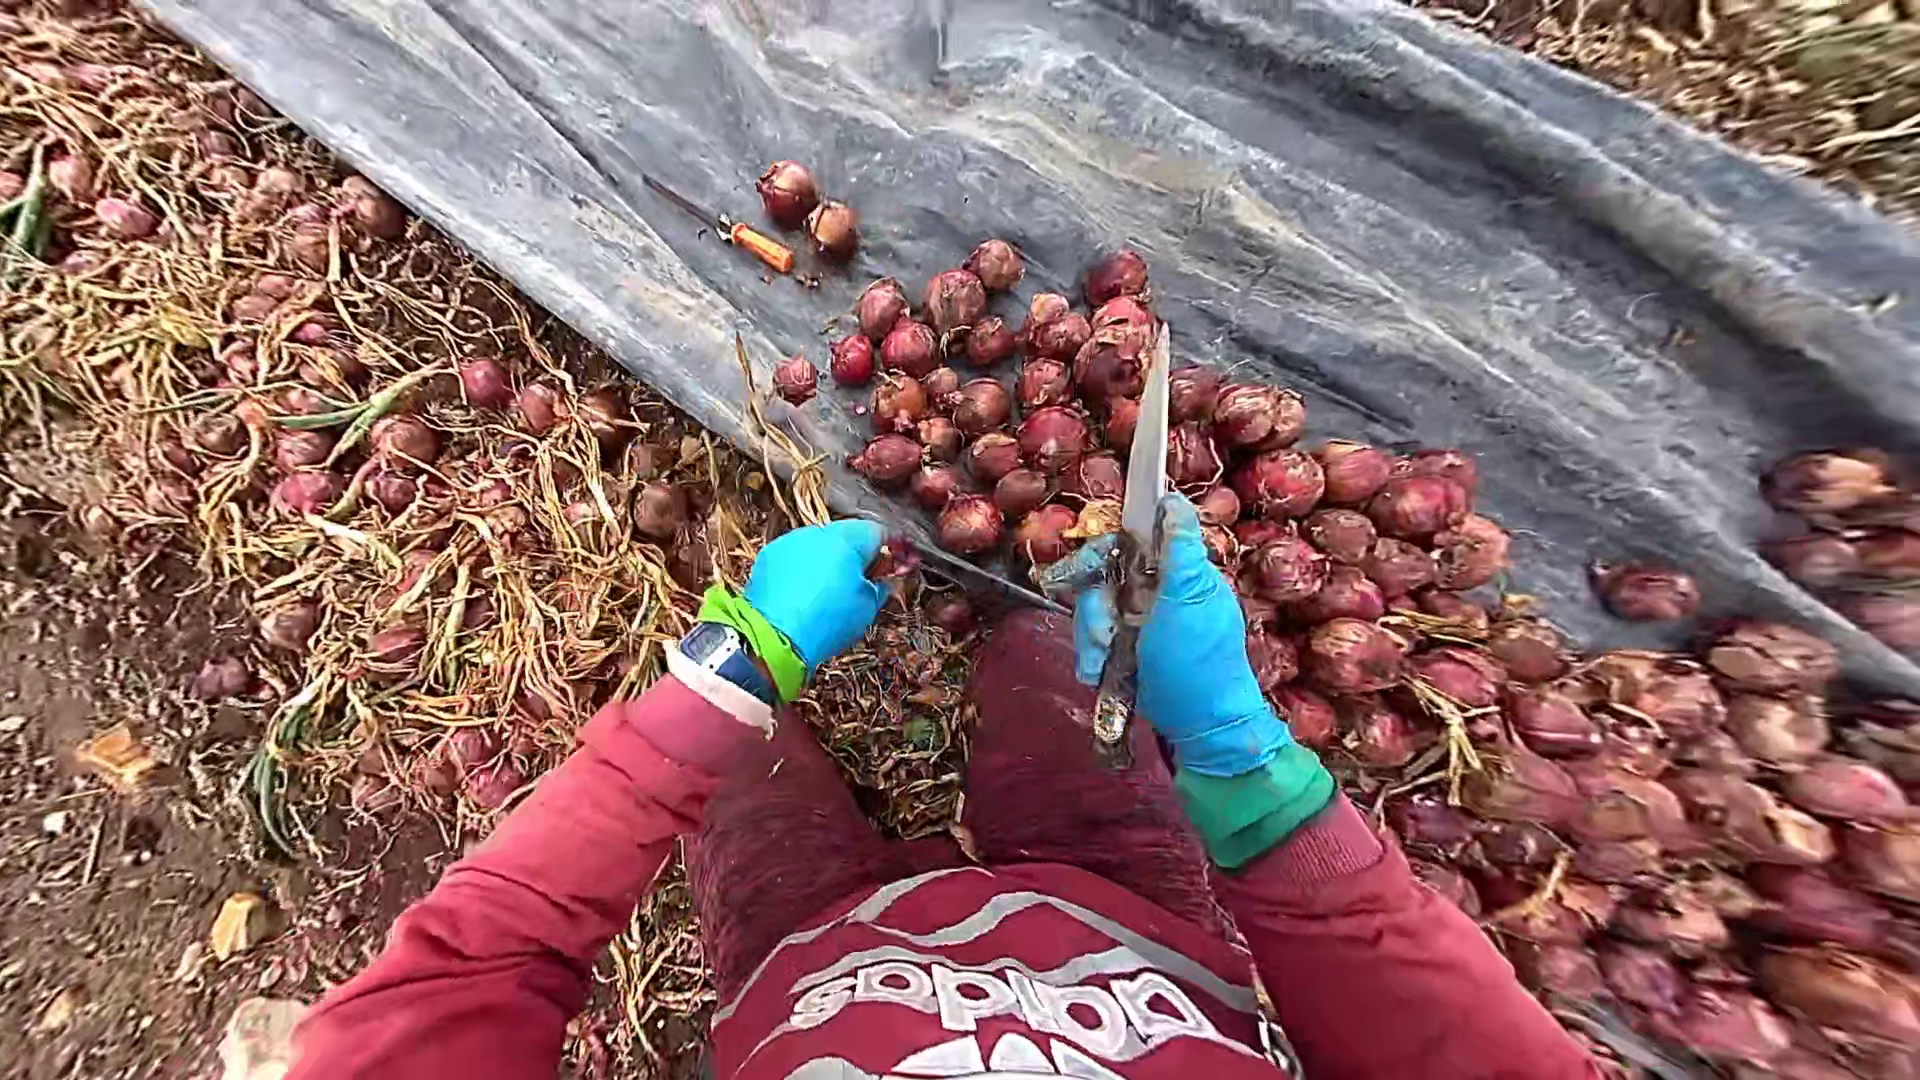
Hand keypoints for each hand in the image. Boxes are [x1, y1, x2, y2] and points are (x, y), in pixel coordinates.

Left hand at [743, 519, 887, 670]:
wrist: (774, 638)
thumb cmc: (826, 621)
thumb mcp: (867, 606)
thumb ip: (882, 584)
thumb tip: (886, 578)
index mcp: (847, 539)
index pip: (878, 532)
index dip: (890, 550)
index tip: (894, 567)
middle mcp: (817, 533)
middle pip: (848, 536)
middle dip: (858, 556)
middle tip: (864, 583)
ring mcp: (790, 542)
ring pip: (820, 545)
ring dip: (830, 561)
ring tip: (831, 592)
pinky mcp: (769, 556)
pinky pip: (797, 556)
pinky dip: (805, 570)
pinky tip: (807, 594)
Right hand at [1066, 494, 1289, 776]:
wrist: (1199, 723)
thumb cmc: (1198, 659)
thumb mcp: (1191, 599)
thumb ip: (1180, 548)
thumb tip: (1172, 498)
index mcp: (1176, 569)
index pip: (1131, 536)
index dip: (1106, 549)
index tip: (1093, 568)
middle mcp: (1155, 585)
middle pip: (1102, 573)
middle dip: (1095, 606)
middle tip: (1103, 636)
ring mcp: (1138, 613)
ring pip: (1092, 604)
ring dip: (1091, 635)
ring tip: (1102, 661)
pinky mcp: (1124, 639)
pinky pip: (1093, 631)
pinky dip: (1092, 652)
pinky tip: (1100, 670)